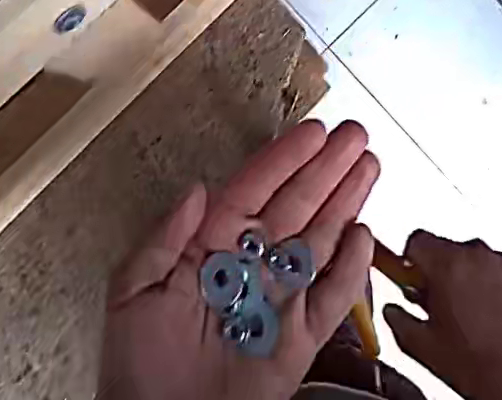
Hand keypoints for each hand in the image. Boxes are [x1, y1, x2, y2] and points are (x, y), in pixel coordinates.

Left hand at [99, 120, 379, 399]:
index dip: (285, 158)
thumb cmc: (138, 369)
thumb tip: (195, 189)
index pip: (255, 188)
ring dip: (346, 201)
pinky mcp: (299, 340)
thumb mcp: (133, 294)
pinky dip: (350, 269)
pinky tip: (364, 235)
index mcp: (213, 246)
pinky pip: (330, 298)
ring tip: (368, 166)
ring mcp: (278, 299)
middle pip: (296, 204)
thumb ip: (163, 238)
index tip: (312, 132)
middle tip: (354, 134)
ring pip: (319, 239)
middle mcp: (251, 263)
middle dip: (327, 167)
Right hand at [383, 232, 501, 399]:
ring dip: (465, 279)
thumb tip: (393, 312)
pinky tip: (492, 321)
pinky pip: (496, 270)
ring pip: (471, 259)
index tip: (411, 279)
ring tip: (468, 320)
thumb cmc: (487, 369)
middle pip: (444, 249)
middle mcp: (476, 253)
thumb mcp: (427, 349)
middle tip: (438, 306)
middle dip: (438, 273)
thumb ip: (400, 321)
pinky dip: (491, 287)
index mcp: (448, 263)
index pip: (415, 240)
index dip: (409, 261)